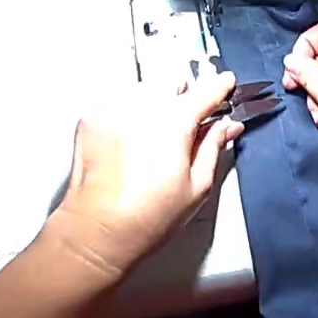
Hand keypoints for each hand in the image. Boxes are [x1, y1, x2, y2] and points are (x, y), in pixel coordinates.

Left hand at [43, 72, 243, 283]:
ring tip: (151, 142)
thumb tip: (225, 126)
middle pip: (173, 85)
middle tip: (185, 129)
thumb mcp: (196, 188)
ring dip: (154, 105)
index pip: (206, 91)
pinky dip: (127, 113)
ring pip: (145, 90)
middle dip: (184, 98)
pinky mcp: (91, 116)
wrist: (95, 233)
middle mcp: (143, 107)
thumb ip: (214, 147)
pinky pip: (118, 102)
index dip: (220, 87)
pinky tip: (128, 143)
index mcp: (174, 123)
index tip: (226, 84)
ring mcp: (113, 109)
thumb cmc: (143, 220)